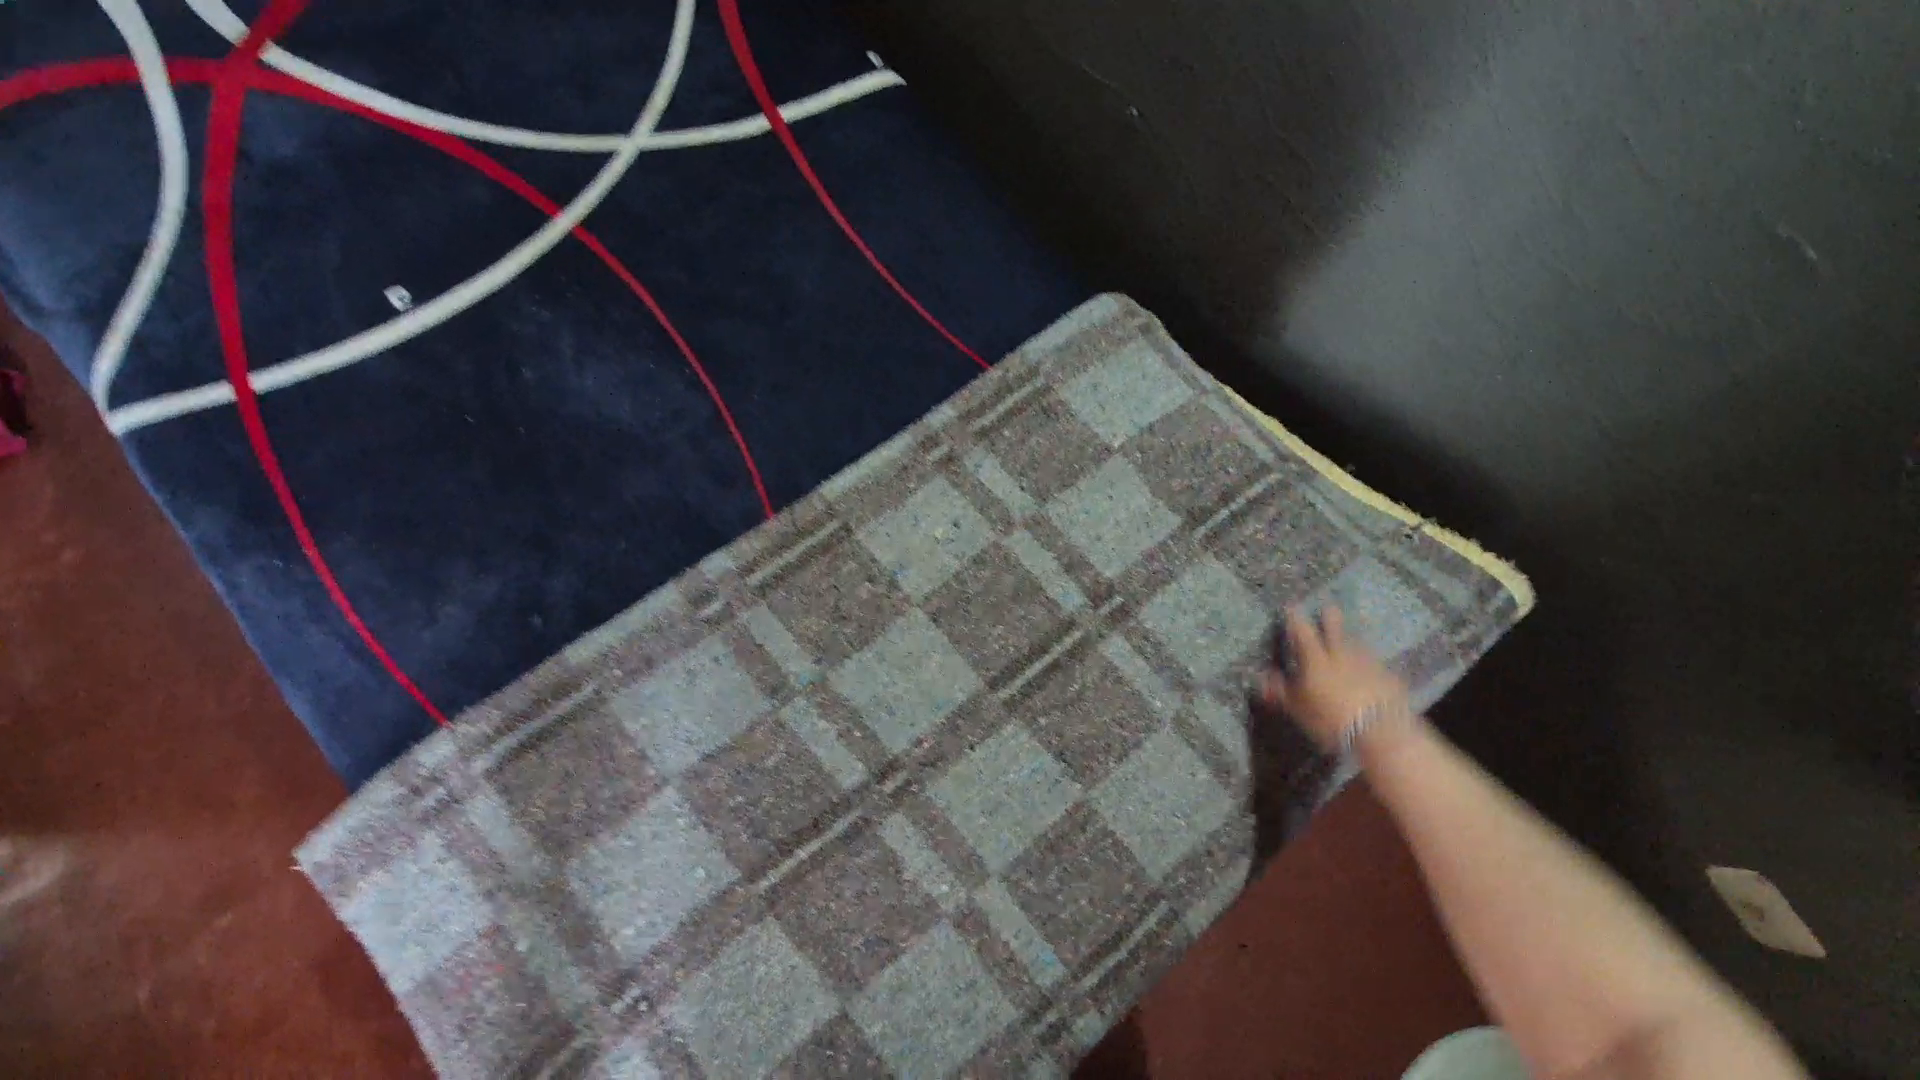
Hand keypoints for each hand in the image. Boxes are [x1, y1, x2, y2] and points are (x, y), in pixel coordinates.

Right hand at [1258, 606, 1411, 752]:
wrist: (1382, 731)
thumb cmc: (1331, 720)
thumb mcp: (1298, 709)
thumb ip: (1280, 691)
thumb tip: (1260, 678)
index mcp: (1315, 658)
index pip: (1302, 630)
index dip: (1294, 617)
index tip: (1290, 606)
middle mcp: (1341, 652)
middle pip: (1335, 626)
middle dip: (1329, 615)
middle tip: (1327, 608)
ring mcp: (1368, 661)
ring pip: (1356, 641)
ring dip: (1349, 638)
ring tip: (1347, 639)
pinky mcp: (1389, 674)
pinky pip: (1375, 661)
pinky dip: (1368, 661)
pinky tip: (1369, 668)